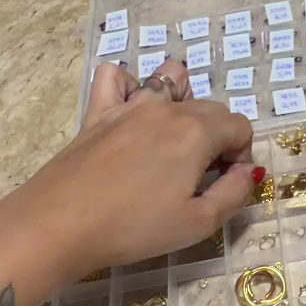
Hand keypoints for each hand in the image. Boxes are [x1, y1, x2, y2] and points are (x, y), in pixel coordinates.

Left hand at [0, 59, 256, 280]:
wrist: (60, 225)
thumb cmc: (135, 228)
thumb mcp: (199, 223)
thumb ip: (234, 193)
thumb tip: (246, 172)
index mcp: (197, 132)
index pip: (240, 126)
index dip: (241, 156)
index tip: (224, 184)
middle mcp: (167, 108)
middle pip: (210, 108)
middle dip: (218, 138)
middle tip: (199, 179)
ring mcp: (129, 106)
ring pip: (169, 81)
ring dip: (183, 102)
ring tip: (173, 139)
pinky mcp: (96, 113)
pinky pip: (115, 78)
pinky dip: (128, 85)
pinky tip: (131, 112)